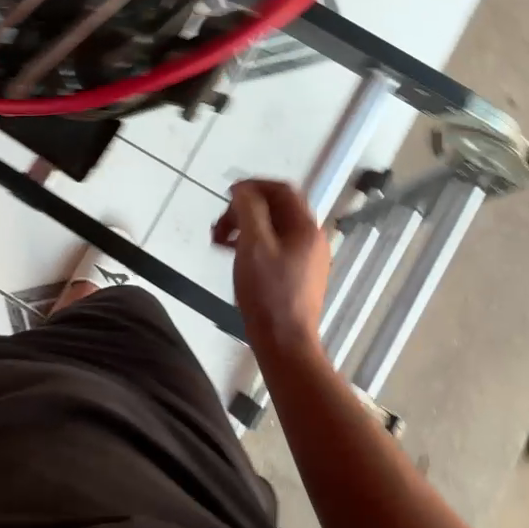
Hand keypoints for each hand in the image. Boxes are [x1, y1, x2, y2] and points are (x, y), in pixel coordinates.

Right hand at [212, 179, 331, 356]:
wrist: (284, 342)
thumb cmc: (267, 292)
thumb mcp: (253, 245)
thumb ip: (249, 210)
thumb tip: (243, 189)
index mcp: (305, 228)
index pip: (282, 190)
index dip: (253, 185)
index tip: (226, 194)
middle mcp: (310, 239)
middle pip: (275, 209)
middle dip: (243, 210)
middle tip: (218, 224)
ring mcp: (305, 258)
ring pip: (271, 229)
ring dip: (243, 227)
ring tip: (219, 241)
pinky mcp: (296, 274)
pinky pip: (272, 247)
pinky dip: (251, 244)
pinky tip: (232, 256)